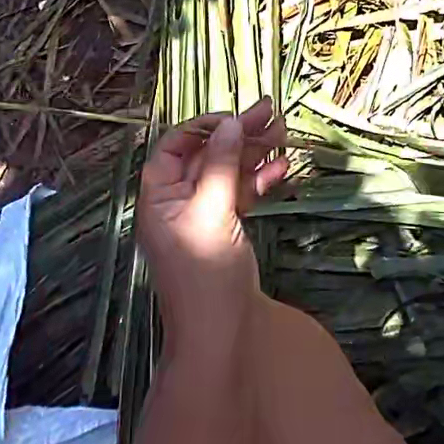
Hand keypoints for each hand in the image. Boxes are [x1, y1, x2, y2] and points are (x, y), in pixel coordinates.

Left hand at [137, 98, 287, 323]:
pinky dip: (260, 181)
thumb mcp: (211, 214)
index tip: (235, 117)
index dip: (203, 127)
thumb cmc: (205, 273)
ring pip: (228, 173)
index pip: (174, 146)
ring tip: (284, 134)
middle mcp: (179, 200)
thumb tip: (230, 123)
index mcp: (160, 196)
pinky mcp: (226, 227)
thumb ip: (219, 166)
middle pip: (207, 156)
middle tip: (272, 113)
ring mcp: (205, 214)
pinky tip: (282, 169)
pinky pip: (241, 195)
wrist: (221, 330)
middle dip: (238, 135)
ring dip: (254, 154)